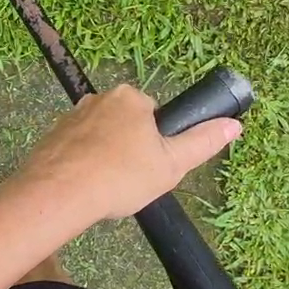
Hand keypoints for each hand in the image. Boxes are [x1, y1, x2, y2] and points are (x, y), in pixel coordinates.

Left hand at [12, 84, 241, 222]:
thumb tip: (234, 125)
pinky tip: (86, 184)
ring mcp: (73, 114)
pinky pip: (79, 146)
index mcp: (130, 97)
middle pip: (127, 123)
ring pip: (102, 135)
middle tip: (131, 179)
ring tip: (108, 185)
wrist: (60, 191)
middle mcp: (100, 97)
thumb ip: (202, 143)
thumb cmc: (122, 176)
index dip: (157, 144)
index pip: (153, 115)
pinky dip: (85, 162)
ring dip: (108, 156)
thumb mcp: (172, 164)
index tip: (151, 166)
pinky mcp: (54, 132)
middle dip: (131, 148)